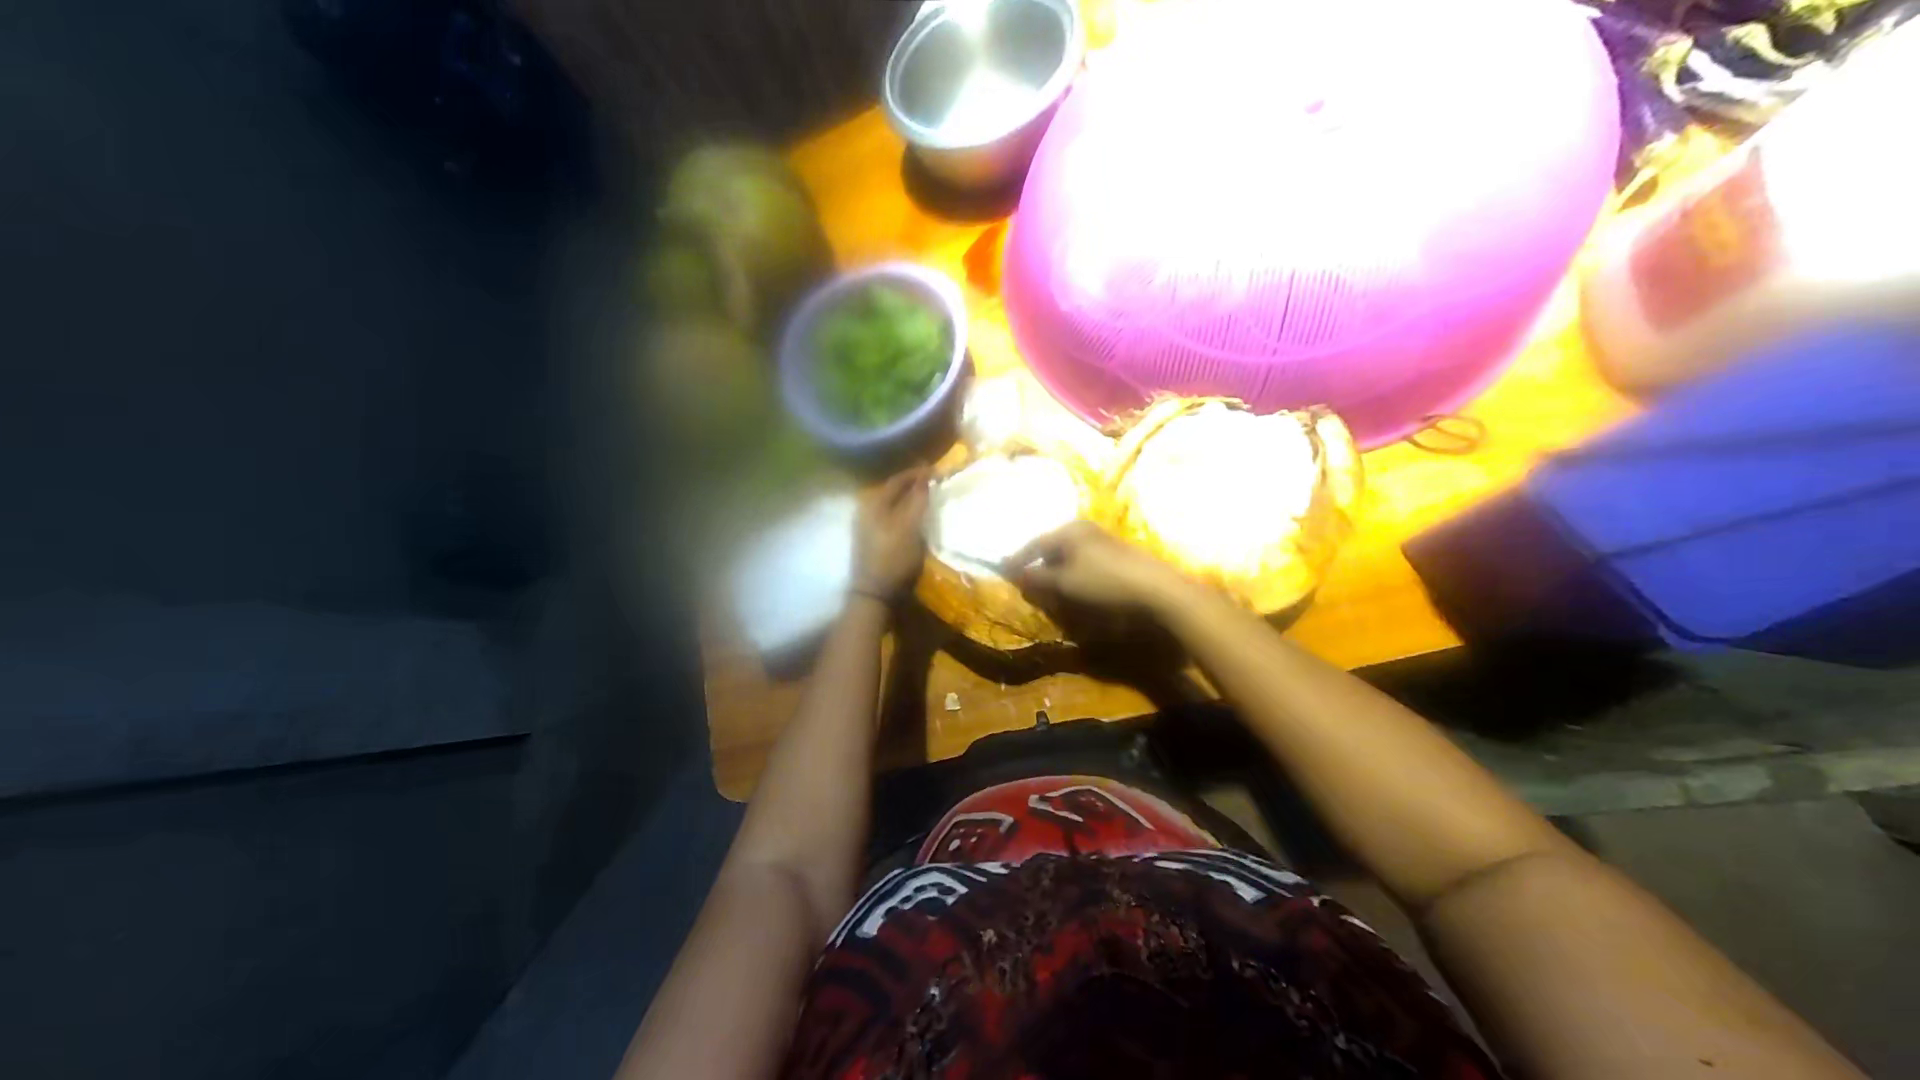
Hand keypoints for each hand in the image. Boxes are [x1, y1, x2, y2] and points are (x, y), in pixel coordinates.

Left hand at [851, 467, 930, 601]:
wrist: (875, 595)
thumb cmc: (894, 558)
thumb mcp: (910, 527)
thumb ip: (918, 500)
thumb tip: (926, 477)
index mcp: (874, 503)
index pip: (897, 480)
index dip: (917, 473)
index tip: (937, 470)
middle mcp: (867, 511)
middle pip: (893, 492)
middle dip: (914, 486)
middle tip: (935, 484)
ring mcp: (867, 527)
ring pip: (893, 506)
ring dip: (910, 501)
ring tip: (929, 501)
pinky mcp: (872, 542)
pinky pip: (892, 519)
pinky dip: (906, 515)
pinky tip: (917, 521)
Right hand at [1003, 521, 1194, 615]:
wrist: (1157, 589)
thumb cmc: (1104, 582)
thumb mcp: (1064, 583)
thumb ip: (1037, 578)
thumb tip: (1016, 573)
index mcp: (1069, 530)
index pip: (1035, 544)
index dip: (1018, 560)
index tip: (1003, 572)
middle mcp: (1085, 530)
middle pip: (1053, 547)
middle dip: (1039, 564)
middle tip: (1026, 581)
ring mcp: (1104, 541)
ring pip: (1070, 556)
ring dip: (1057, 571)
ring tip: (1050, 589)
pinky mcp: (1119, 555)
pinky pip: (1085, 562)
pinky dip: (1074, 574)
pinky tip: (1076, 589)